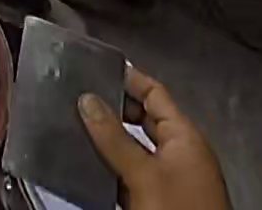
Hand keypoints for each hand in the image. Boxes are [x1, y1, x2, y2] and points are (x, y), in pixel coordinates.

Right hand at [79, 66, 229, 209]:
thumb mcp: (142, 175)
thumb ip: (112, 136)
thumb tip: (85, 97)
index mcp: (185, 138)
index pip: (154, 91)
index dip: (126, 77)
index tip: (93, 66)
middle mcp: (181, 153)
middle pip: (144, 116)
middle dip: (112, 106)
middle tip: (78, 96)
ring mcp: (173, 180)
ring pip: (136, 146)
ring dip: (109, 138)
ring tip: (76, 123)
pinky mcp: (161, 202)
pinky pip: (133, 171)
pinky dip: (113, 163)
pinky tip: (88, 160)